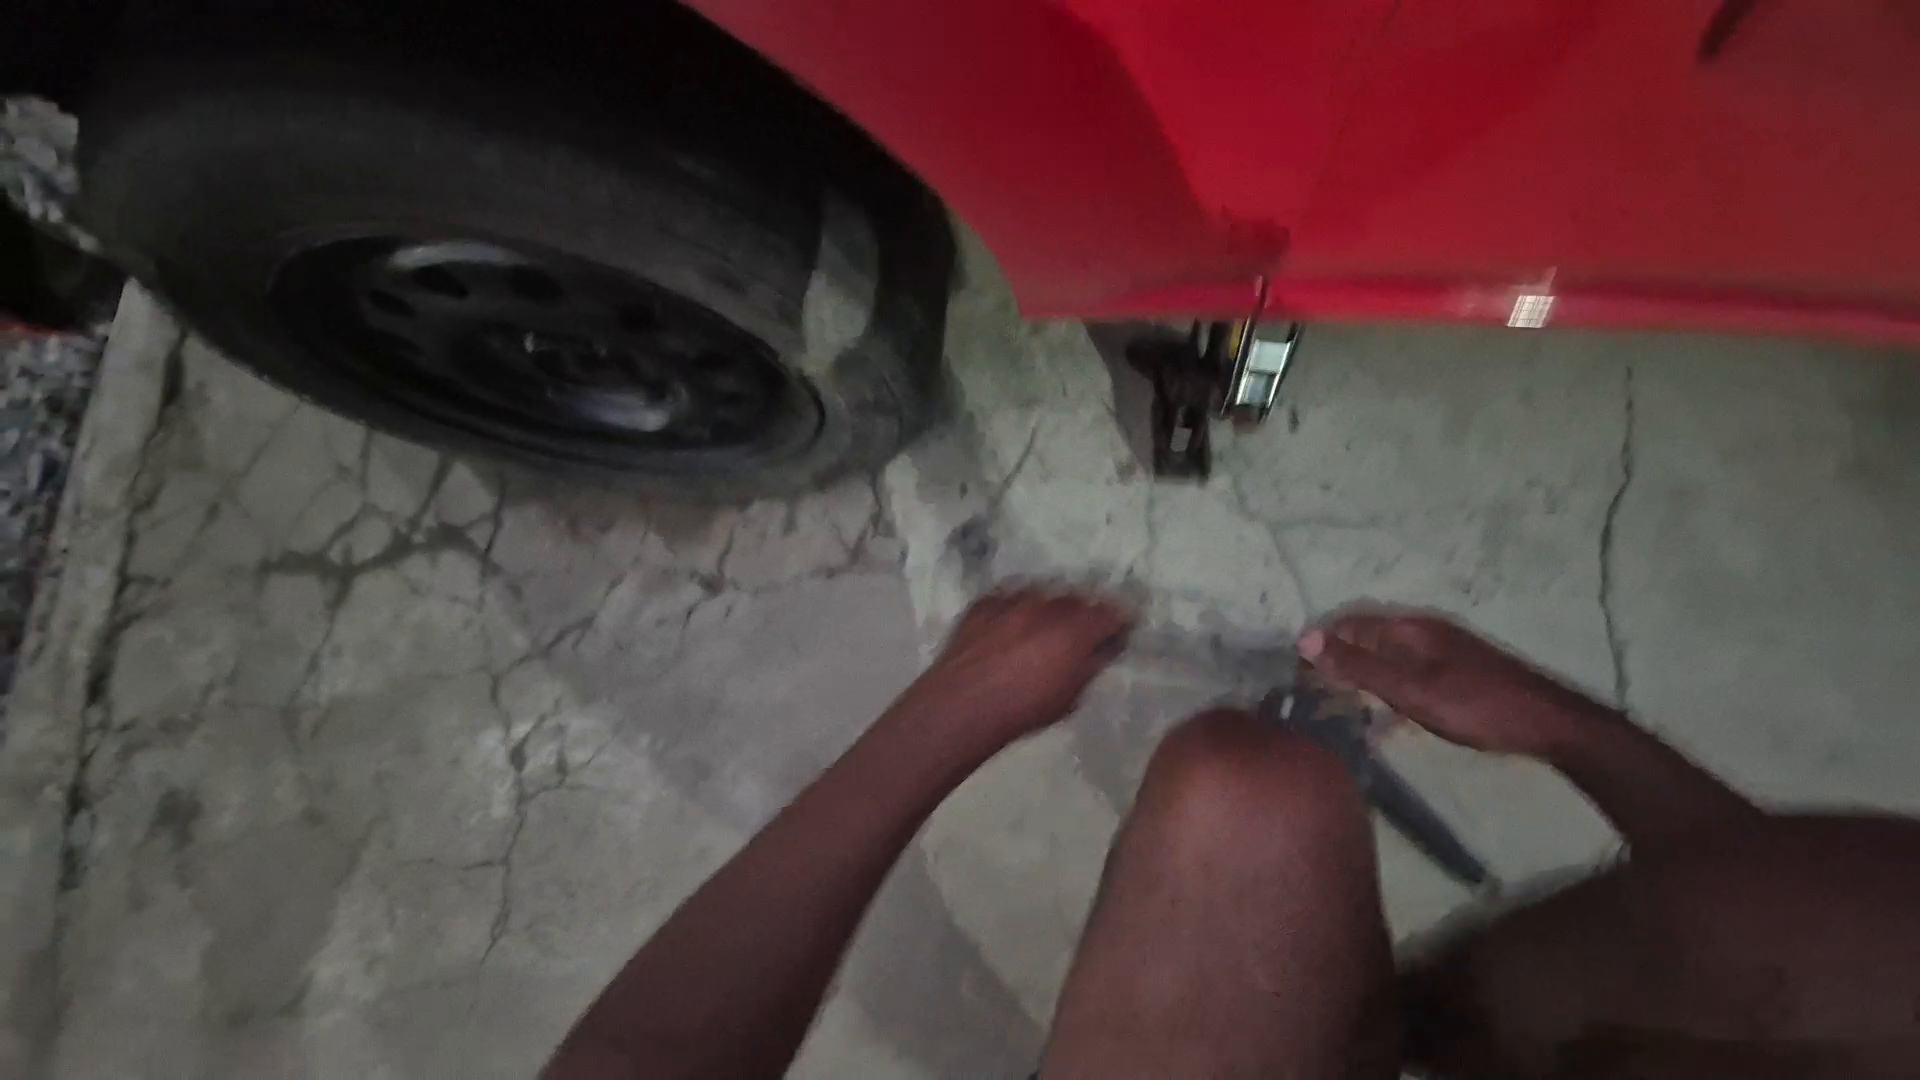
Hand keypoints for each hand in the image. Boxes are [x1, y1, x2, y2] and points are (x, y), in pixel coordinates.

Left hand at [898, 588, 1134, 750]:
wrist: (963, 704)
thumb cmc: (1023, 709)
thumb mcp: (1071, 695)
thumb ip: (1092, 665)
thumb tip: (1104, 648)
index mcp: (1077, 628)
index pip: (1112, 611)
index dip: (1118, 620)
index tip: (1118, 630)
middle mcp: (1048, 605)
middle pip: (1077, 599)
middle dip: (1082, 613)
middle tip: (1077, 635)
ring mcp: (1013, 598)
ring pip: (1042, 594)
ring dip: (1047, 608)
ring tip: (1040, 630)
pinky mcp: (985, 601)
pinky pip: (1009, 599)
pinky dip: (1015, 610)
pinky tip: (1009, 629)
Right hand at [1298, 612, 1608, 757]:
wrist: (1553, 726)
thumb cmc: (1475, 706)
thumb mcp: (1409, 689)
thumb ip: (1358, 665)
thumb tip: (1305, 639)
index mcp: (1409, 627)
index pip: (1348, 622)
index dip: (1319, 644)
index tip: (1296, 674)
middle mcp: (1423, 630)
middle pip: (1366, 636)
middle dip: (1336, 658)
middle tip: (1312, 691)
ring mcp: (1442, 649)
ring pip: (1385, 654)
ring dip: (1360, 673)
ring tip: (1339, 703)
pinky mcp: (1456, 670)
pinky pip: (1405, 670)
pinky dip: (1385, 685)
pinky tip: (1383, 713)